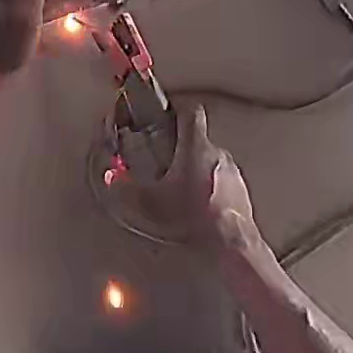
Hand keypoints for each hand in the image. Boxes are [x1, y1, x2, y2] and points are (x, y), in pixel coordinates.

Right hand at [117, 103, 263, 253]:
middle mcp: (218, 155)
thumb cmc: (192, 218)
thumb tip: (111, 179)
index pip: (191, 112)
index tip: (168, 112)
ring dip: (196, 169)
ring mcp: (233, 174)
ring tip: (180, 188)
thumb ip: (124, 188)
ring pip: (211, 161)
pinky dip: (210, 187)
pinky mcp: (242, 193)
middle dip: (182, 147)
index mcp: (196, 148)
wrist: (230, 244)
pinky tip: (197, 207)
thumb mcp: (149, 203)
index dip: (178, 108)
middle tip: (165, 160)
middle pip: (199, 139)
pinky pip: (223, 182)